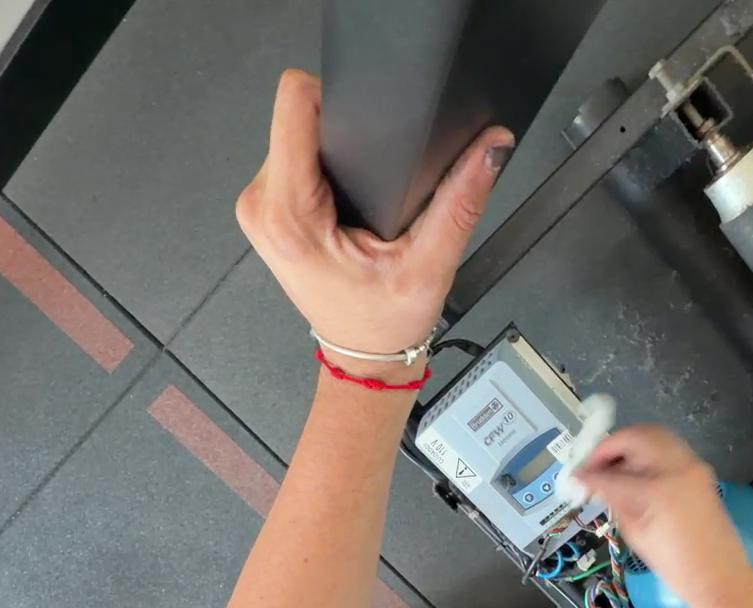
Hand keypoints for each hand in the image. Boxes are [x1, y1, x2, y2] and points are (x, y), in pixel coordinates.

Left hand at [235, 70, 514, 376]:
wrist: (366, 360)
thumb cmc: (385, 326)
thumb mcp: (430, 266)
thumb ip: (460, 201)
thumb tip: (492, 146)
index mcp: (290, 216)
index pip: (296, 103)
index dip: (338, 101)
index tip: (369, 134)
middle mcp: (262, 205)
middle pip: (298, 118)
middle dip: (342, 139)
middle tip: (373, 191)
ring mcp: (260, 207)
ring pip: (295, 136)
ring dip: (332, 158)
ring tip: (361, 204)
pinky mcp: (268, 210)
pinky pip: (294, 160)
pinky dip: (323, 173)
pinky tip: (345, 207)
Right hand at [574, 427, 752, 607]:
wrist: (720, 576)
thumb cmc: (675, 565)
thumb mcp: (636, 533)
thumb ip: (615, 501)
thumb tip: (595, 484)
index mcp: (657, 488)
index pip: (611, 472)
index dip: (589, 473)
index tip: (576, 477)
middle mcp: (677, 467)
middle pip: (635, 437)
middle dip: (610, 447)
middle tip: (595, 464)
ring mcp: (692, 465)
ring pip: (654, 435)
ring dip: (630, 446)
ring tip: (614, 467)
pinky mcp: (701, 471)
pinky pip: (669, 448)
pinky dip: (648, 452)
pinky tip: (636, 472)